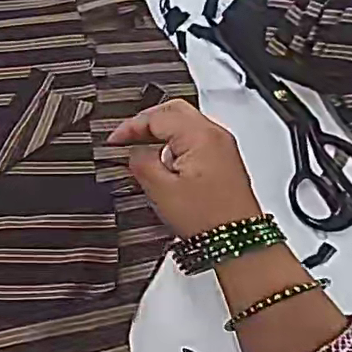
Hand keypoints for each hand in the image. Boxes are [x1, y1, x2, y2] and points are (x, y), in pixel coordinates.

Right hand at [107, 99, 263, 237]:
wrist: (236, 241)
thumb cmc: (208, 219)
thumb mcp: (161, 190)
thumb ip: (141, 163)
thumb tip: (133, 151)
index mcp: (200, 136)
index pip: (157, 117)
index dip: (130, 127)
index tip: (115, 140)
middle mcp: (215, 135)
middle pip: (174, 110)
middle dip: (146, 121)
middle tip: (126, 137)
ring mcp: (222, 146)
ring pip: (185, 122)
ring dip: (161, 130)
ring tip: (141, 149)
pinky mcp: (224, 159)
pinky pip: (195, 138)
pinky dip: (175, 142)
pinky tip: (163, 160)